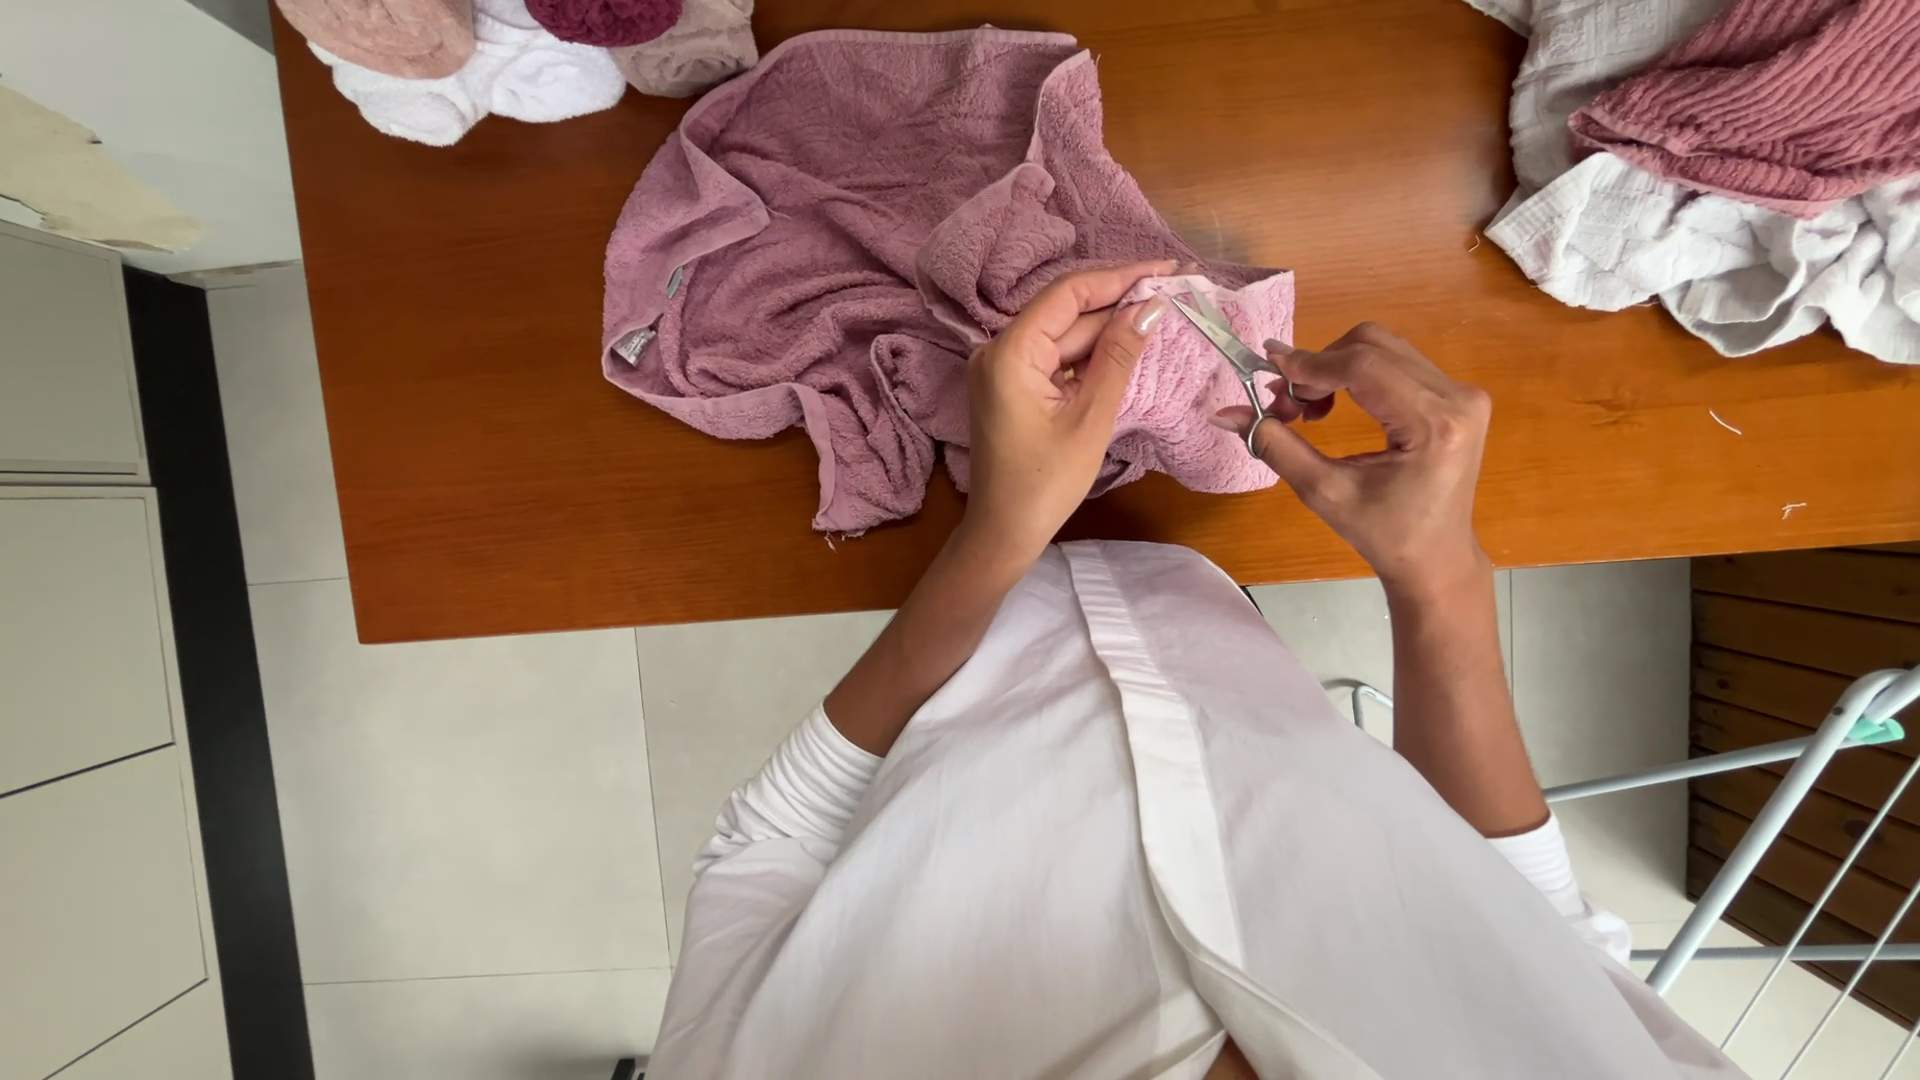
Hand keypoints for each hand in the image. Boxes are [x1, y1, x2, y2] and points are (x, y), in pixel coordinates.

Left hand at [962, 260, 1174, 562]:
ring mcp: (1001, 369)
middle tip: (1173, 293)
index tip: (1165, 270)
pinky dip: (1087, 355)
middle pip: (1066, 314)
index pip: (1068, 294)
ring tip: (1159, 316)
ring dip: (1107, 330)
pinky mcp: (1010, 387)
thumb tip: (1151, 307)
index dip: (1119, 277)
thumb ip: (1119, 356)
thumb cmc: (1046, 483)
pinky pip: (1054, 359)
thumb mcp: (1090, 417)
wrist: (1005, 531)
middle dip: (1118, 304)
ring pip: (1063, 337)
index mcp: (1010, 353)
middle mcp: (998, 351)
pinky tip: (1125, 347)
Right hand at [1215, 322, 1491, 596]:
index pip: (1364, 367)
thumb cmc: (1382, 533)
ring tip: (1302, 409)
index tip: (1266, 370)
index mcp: (1435, 423)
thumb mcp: (1322, 492)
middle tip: (1281, 403)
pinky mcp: (1452, 395)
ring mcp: (1459, 392)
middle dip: (1317, 366)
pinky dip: (1350, 376)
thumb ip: (1274, 446)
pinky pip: (1392, 363)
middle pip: (1372, 346)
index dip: (1310, 364)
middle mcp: (1456, 397)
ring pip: (1380, 349)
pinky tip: (1329, 404)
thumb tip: (1224, 416)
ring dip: (1330, 369)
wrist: (1434, 556)